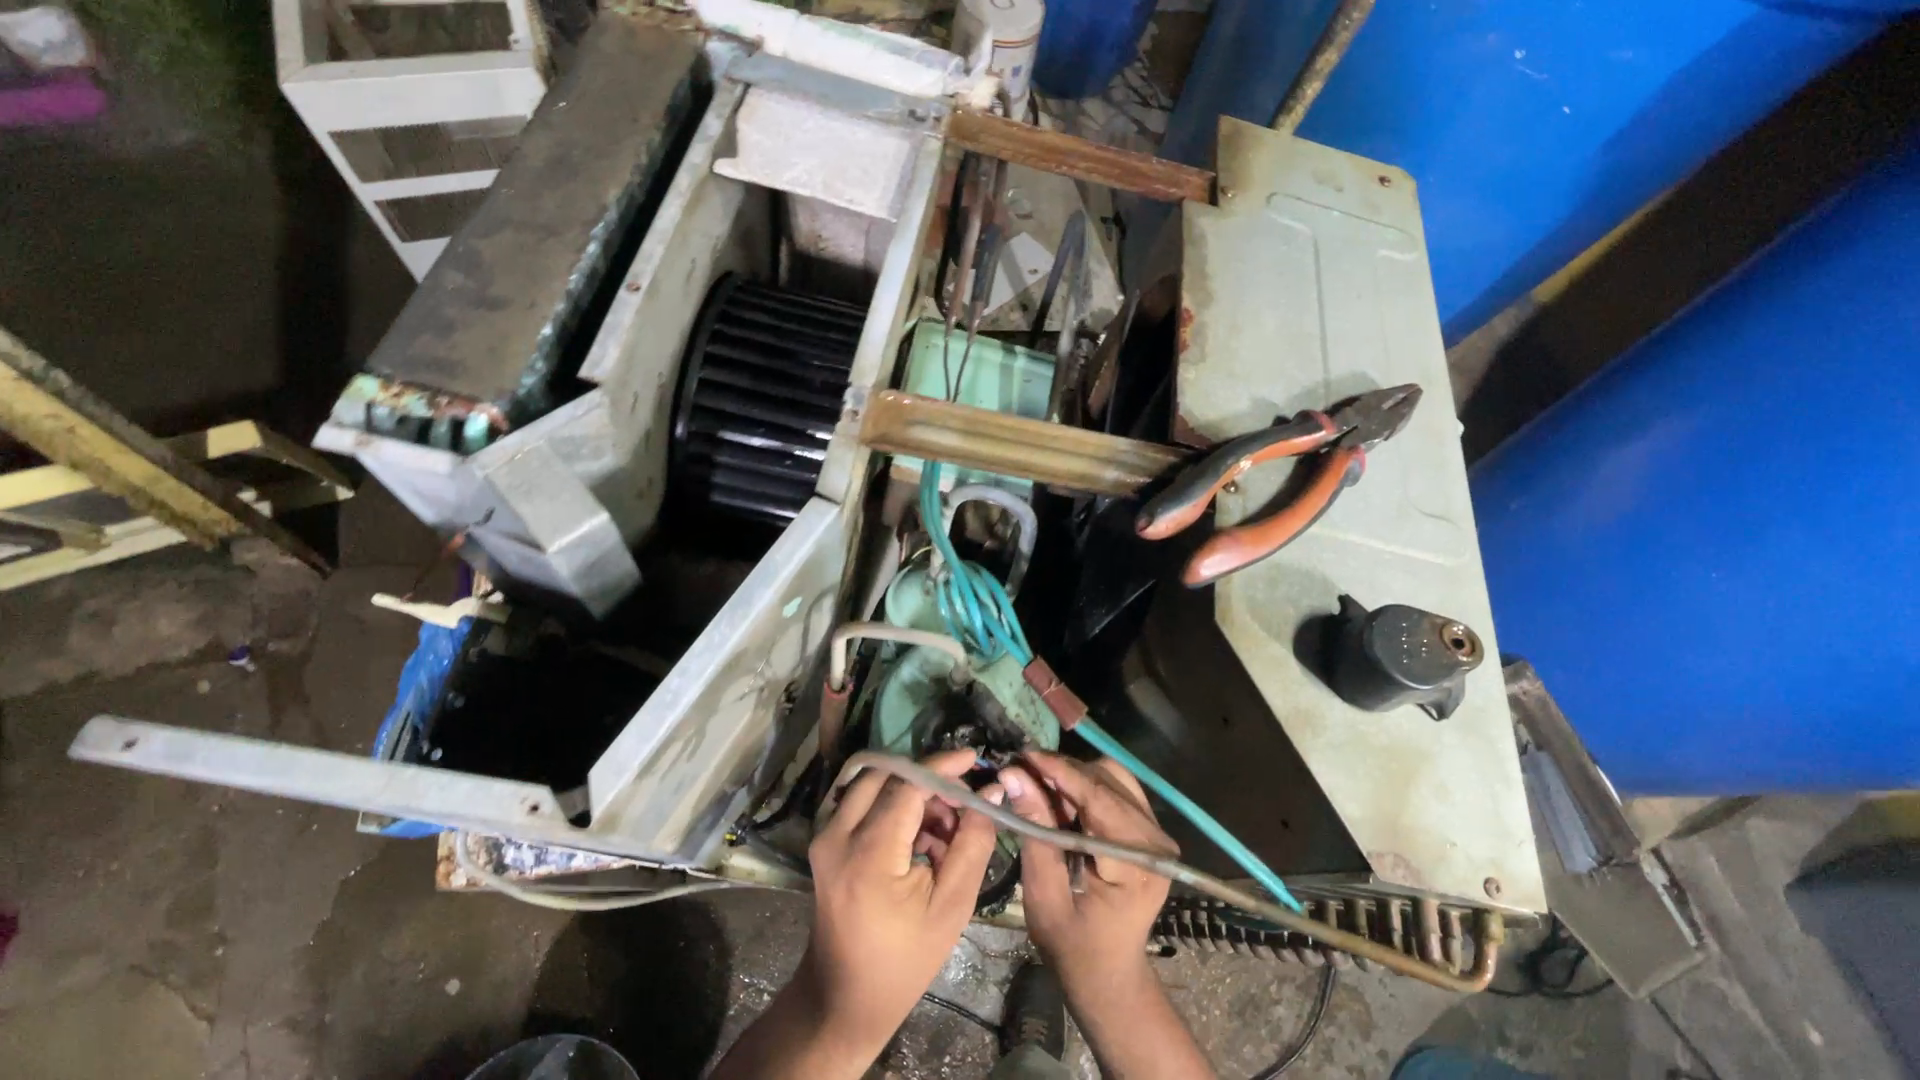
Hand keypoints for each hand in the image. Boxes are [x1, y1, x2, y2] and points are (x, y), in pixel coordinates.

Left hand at [802, 749, 1002, 1055]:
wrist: (842, 997)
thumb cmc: (904, 960)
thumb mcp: (951, 905)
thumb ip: (973, 842)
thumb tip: (989, 793)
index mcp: (869, 852)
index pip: (908, 783)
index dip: (943, 766)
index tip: (974, 758)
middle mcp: (837, 834)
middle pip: (887, 775)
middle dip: (927, 779)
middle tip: (961, 804)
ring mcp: (824, 836)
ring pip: (871, 783)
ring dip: (909, 790)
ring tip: (942, 829)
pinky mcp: (823, 841)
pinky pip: (859, 801)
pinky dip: (890, 804)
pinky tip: (918, 837)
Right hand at [1003, 752, 1212, 1079]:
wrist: (1107, 972)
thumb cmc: (1072, 944)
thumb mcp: (1044, 893)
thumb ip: (1035, 830)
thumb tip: (1014, 775)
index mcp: (1137, 861)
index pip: (1098, 796)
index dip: (1058, 770)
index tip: (1021, 755)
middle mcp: (1157, 841)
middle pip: (1107, 780)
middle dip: (1062, 771)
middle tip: (1020, 773)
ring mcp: (1158, 834)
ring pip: (1113, 778)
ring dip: (1074, 777)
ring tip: (1038, 788)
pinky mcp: (1149, 832)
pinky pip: (1118, 791)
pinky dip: (1087, 788)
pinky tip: (1061, 801)